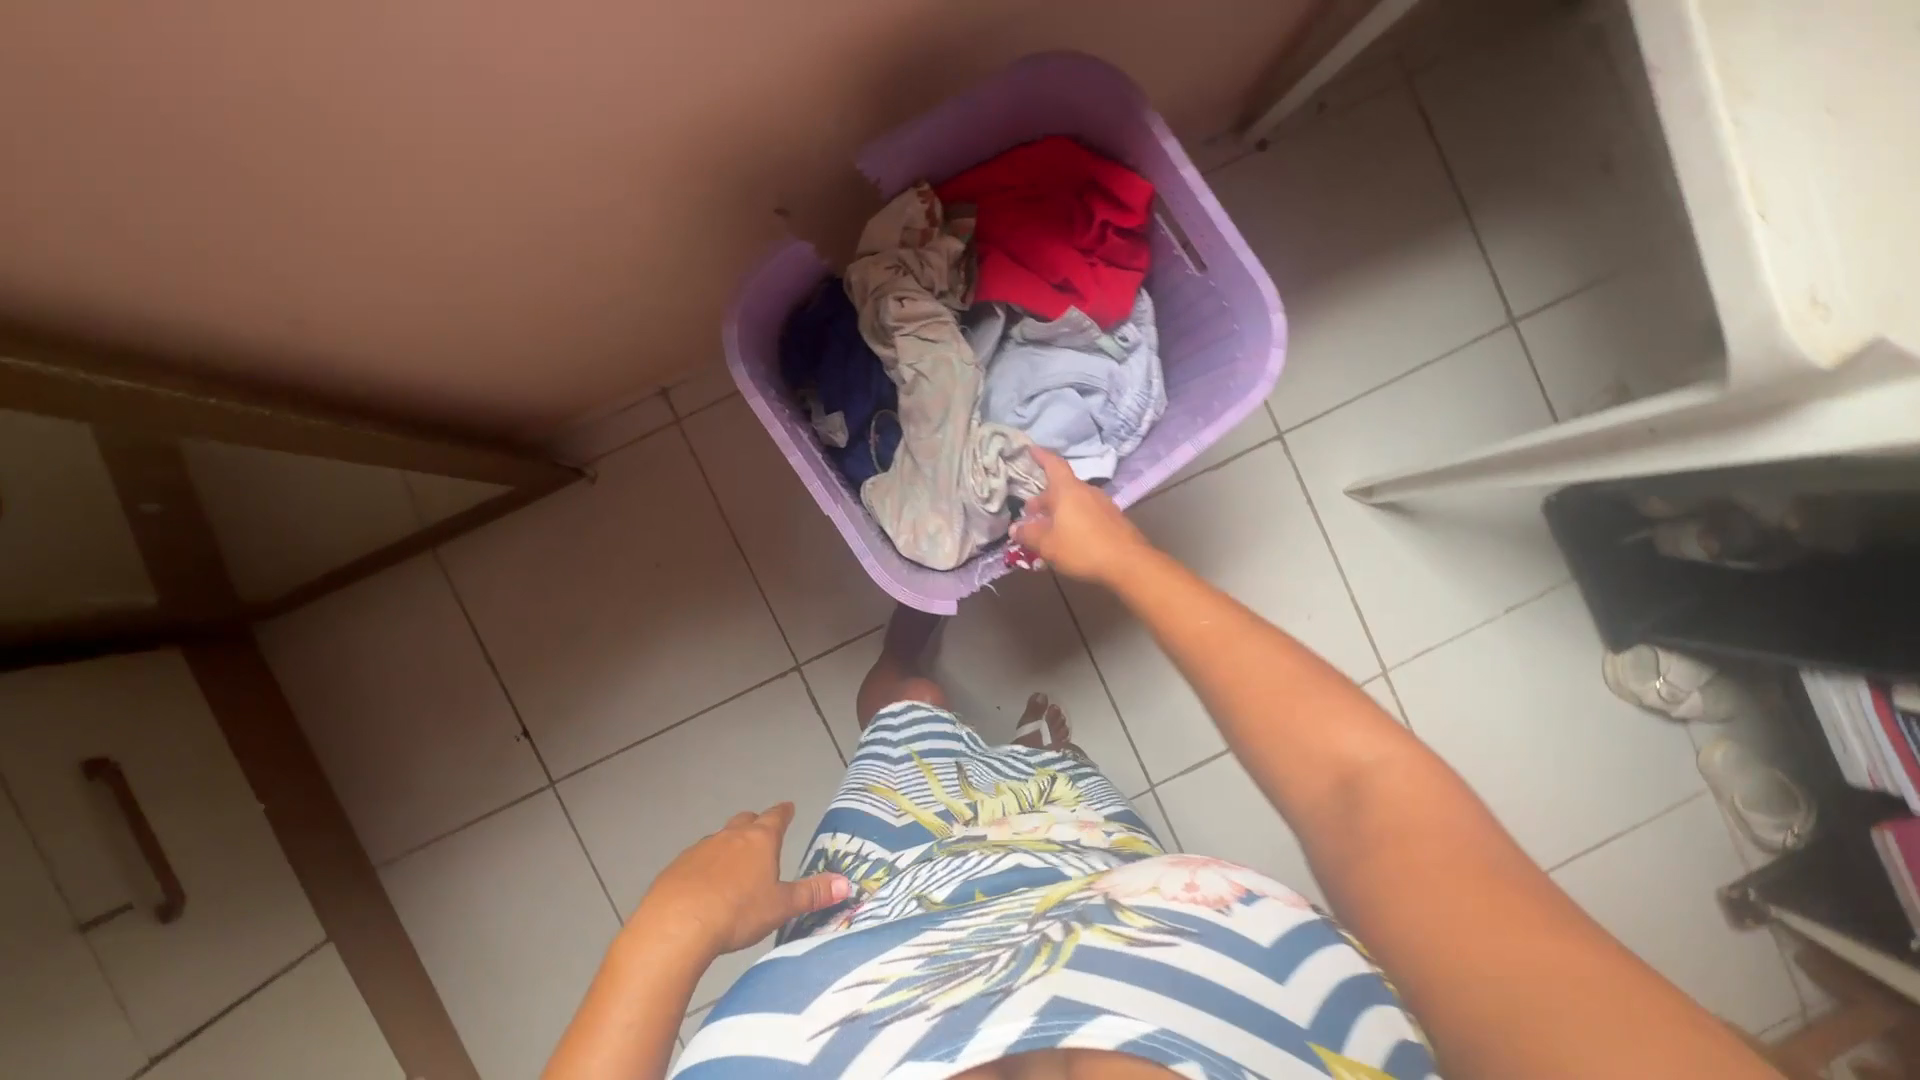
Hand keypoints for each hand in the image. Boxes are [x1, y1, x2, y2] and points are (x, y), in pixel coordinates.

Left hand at [635, 803, 848, 955]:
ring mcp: (700, 849)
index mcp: (760, 840)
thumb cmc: (738, 912)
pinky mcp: (677, 867)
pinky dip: (705, 867)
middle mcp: (730, 837)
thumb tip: (846, 884)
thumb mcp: (781, 906)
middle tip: (761, 833)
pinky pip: (696, 860)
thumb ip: (812, 894)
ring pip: (719, 840)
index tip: (788, 808)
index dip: (784, 813)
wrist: (676, 924)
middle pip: (745, 821)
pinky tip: (704, 887)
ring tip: (733, 866)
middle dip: (755, 824)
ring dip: (728, 847)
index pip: (776, 817)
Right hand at [1011, 448, 1154, 585]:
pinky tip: (1069, 538)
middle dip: (1044, 499)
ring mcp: (1103, 505)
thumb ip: (1028, 534)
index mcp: (1068, 490)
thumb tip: (1015, 529)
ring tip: (1047, 528)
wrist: (1129, 564)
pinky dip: (1074, 520)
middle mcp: (1087, 491)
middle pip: (1062, 488)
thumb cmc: (1082, 549)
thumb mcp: (1047, 545)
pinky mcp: (1114, 520)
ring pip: (1074, 502)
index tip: (1030, 450)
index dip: (1041, 456)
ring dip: (1059, 511)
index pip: (1053, 464)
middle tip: (1030, 512)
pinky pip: (1087, 513)